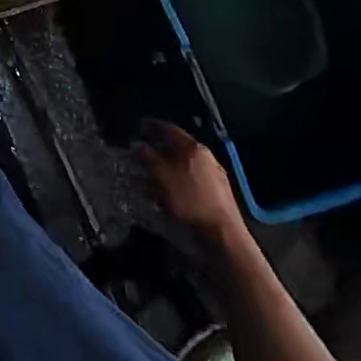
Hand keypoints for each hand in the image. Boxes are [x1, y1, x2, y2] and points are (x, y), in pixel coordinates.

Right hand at [136, 120, 243, 241]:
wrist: (222, 234)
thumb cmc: (190, 201)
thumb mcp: (163, 177)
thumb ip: (148, 158)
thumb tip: (137, 144)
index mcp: (193, 148)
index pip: (170, 129)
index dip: (153, 126)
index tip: (139, 126)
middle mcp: (206, 157)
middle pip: (177, 147)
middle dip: (157, 150)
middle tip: (141, 155)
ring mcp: (213, 175)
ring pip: (183, 166)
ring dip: (165, 170)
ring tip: (149, 179)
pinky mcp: (216, 193)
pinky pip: (189, 181)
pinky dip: (175, 183)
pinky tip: (167, 196)